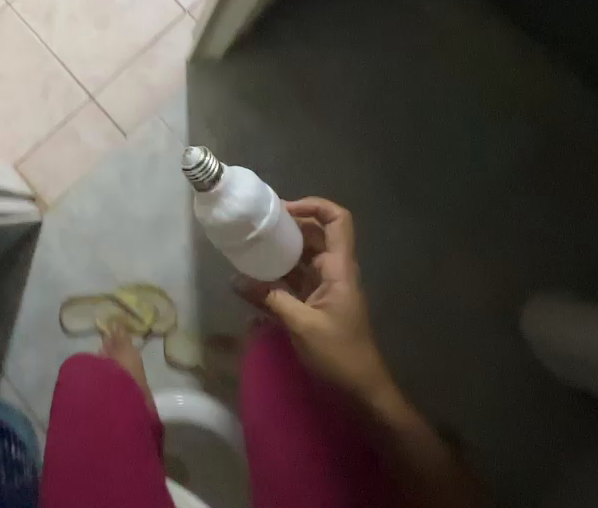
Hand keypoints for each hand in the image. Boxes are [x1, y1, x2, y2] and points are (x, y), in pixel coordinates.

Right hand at [234, 197, 389, 399]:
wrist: (363, 391)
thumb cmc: (340, 354)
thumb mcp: (301, 325)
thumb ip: (268, 298)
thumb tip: (234, 279)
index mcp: (339, 267)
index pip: (337, 220)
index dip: (313, 205)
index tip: (283, 210)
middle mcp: (335, 269)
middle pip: (316, 232)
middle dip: (289, 224)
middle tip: (258, 224)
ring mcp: (327, 284)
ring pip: (304, 252)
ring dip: (282, 247)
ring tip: (252, 243)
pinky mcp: (318, 300)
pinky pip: (298, 274)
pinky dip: (279, 269)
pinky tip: (256, 273)